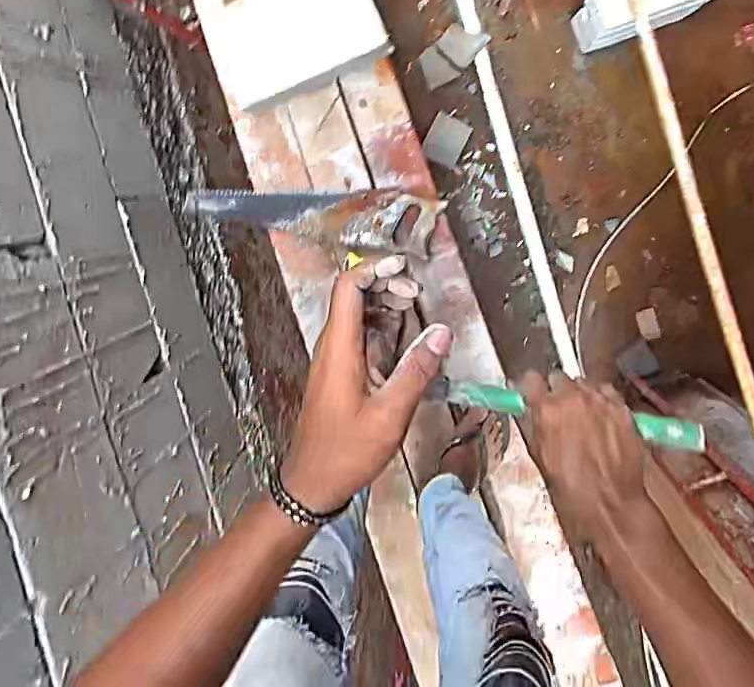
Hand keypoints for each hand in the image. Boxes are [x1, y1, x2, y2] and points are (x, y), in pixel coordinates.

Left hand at [281, 258, 451, 515]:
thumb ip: (417, 371)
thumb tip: (442, 333)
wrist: (311, 486)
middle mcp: (334, 345)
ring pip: (359, 312)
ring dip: (386, 303)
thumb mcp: (389, 415)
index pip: (348, 287)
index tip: (404, 267)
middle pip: (354, 294)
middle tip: (416, 293)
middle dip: (387, 283)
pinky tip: (405, 336)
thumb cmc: (345, 453)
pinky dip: (384, 324)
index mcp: (340, 348)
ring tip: (414, 308)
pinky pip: (362, 333)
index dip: (375, 268)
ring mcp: (336, 357)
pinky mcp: (342, 369)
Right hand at [518, 372, 651, 547]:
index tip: (533, 394)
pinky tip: (603, 418)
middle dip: (557, 392)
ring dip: (580, 395)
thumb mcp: (541, 458)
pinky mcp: (620, 406)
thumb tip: (530, 409)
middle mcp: (572, 397)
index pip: (530, 379)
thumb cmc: (572, 491)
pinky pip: (606, 392)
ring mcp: (599, 399)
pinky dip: (602, 400)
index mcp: (547, 410)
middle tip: (560, 412)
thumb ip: (535, 425)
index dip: (531, 388)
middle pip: (558, 378)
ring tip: (584, 418)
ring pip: (583, 383)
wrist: (612, 505)